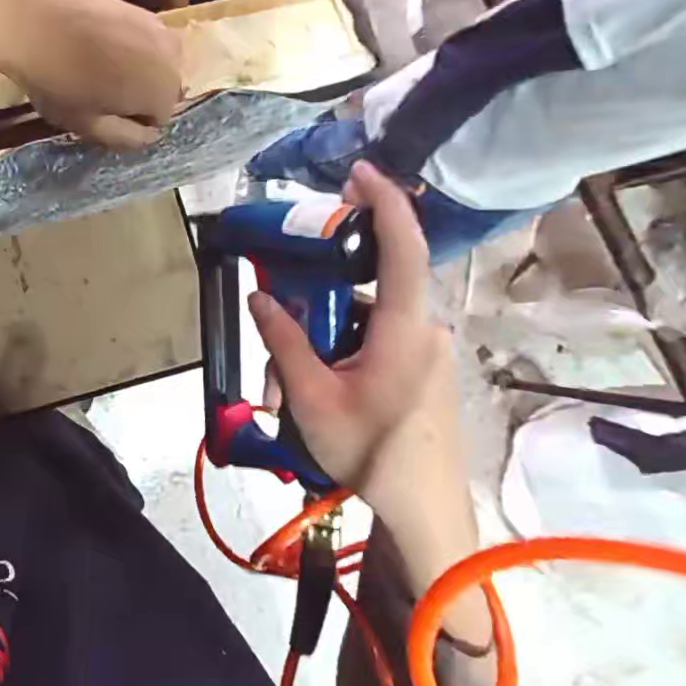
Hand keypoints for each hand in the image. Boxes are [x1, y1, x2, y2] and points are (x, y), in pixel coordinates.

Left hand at [0, 0, 182, 149]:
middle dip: (136, 94)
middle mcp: (173, 58)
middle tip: (96, 91)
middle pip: (160, 88)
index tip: (99, 113)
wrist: (31, 16)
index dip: (129, 122)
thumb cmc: (59, 80)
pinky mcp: (138, 6)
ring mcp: (157, 26)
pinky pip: (140, 40)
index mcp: (164, 93)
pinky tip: (93, 43)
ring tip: (94, 67)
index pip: (158, 121)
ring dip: (132, 69)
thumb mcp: (88, 125)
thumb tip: (150, 136)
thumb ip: (127, 138)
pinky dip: (124, 46)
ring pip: (152, 62)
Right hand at [247, 160, 459, 524]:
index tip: (357, 173)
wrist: (425, 513)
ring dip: (326, 336)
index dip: (383, 201)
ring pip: (366, 318)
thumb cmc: (371, 453)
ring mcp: (425, 348)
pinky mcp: (422, 366)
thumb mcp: (312, 398)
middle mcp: (422, 327)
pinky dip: (343, 347)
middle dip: (320, 294)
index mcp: (403, 326)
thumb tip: (259, 298)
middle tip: (283, 312)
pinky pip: (378, 338)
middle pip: (367, 286)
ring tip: (288, 383)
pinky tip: (319, 384)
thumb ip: (285, 342)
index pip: (401, 246)